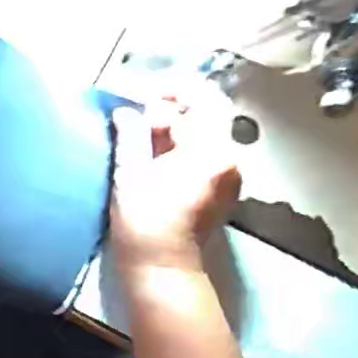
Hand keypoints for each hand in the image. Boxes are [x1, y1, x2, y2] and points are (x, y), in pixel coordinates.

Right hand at [110, 93, 242, 270]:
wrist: (160, 266)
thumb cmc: (143, 220)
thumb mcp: (129, 172)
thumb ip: (131, 135)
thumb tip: (127, 111)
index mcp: (212, 151)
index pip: (203, 99)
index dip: (172, 90)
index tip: (142, 97)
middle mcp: (230, 159)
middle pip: (205, 116)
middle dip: (169, 113)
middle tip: (134, 122)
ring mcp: (229, 175)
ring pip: (203, 136)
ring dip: (173, 131)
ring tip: (139, 142)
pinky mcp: (220, 189)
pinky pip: (204, 155)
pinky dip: (180, 148)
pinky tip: (153, 161)